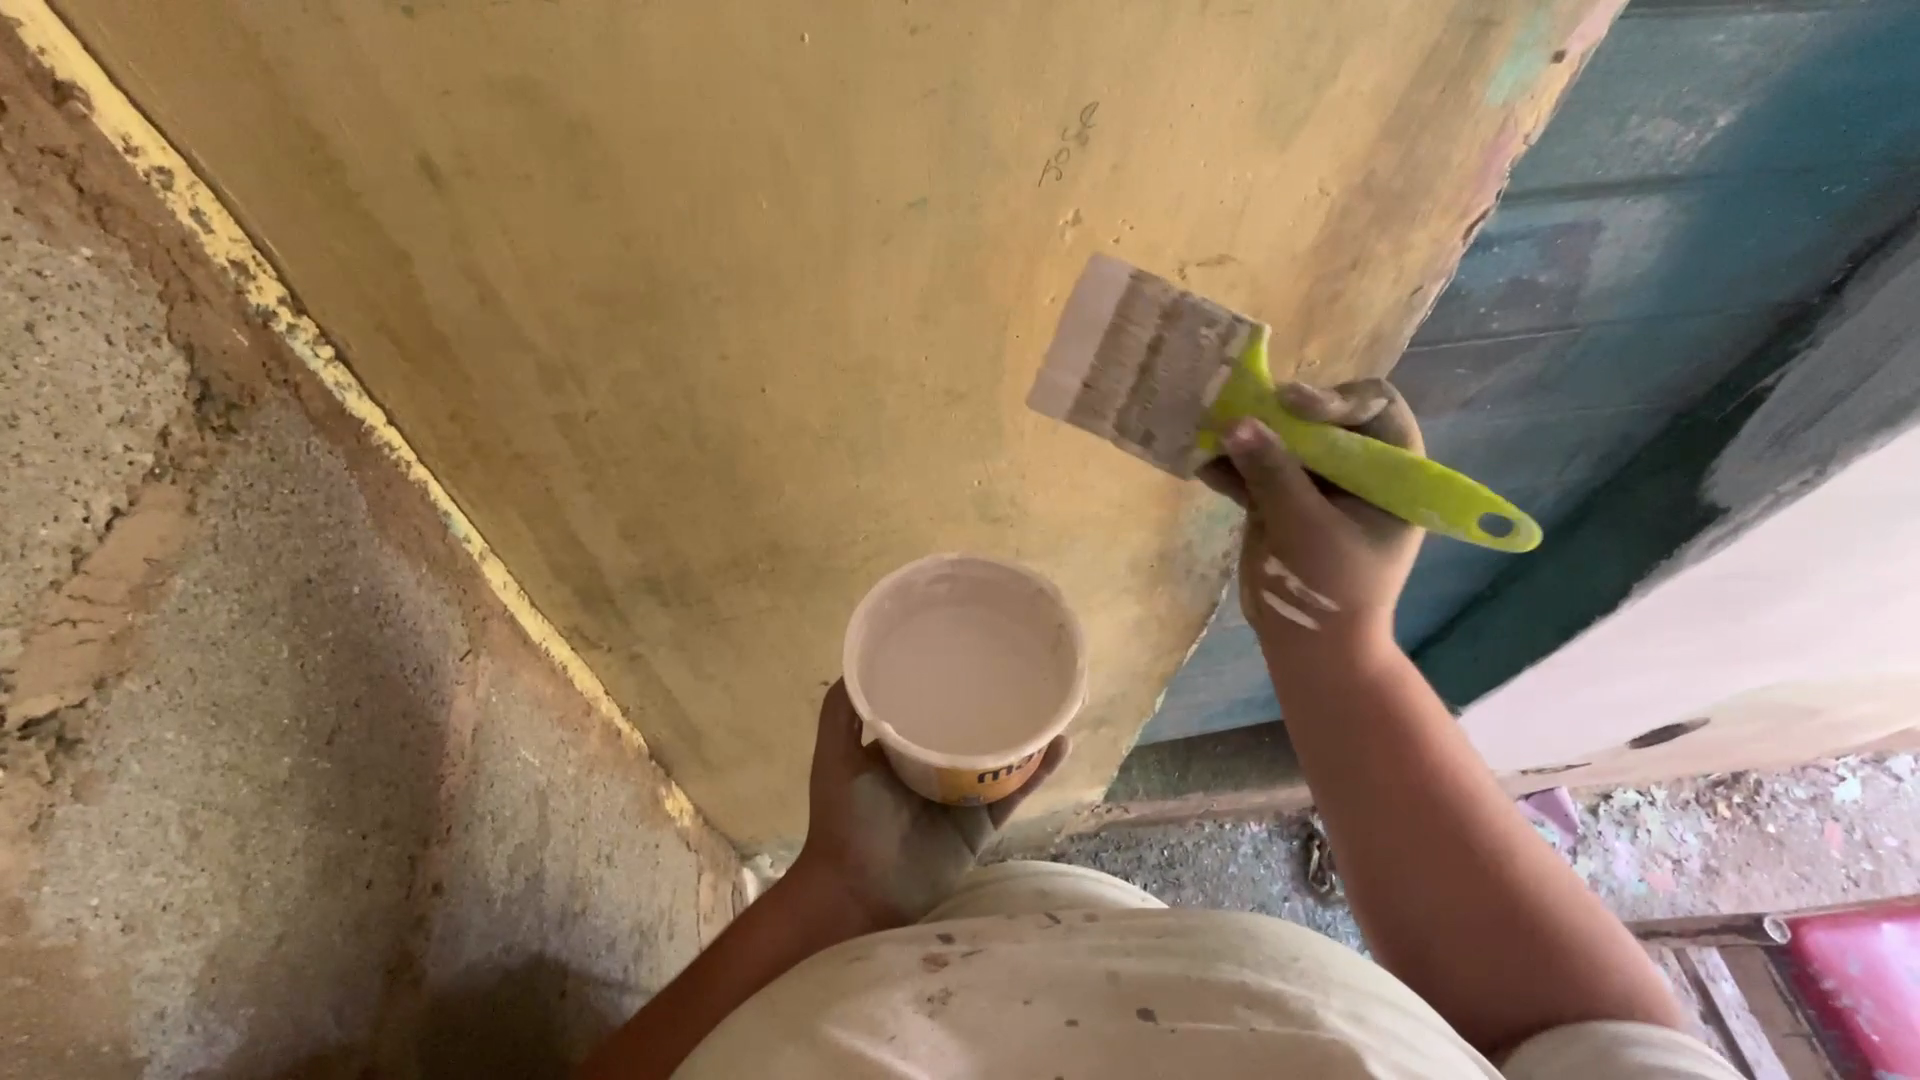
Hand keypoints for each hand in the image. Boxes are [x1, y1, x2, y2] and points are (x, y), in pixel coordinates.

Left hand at [792, 680, 1068, 927]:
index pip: (932, 704)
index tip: (974, 644)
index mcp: (902, 747)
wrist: (860, 892)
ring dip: (1028, 732)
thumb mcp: (833, 756)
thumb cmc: (844, 819)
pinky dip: (1039, 770)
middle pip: (974, 727)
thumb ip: (840, 713)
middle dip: (999, 702)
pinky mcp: (983, 824)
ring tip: (1055, 700)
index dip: (952, 679)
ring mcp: (962, 795)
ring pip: (1002, 756)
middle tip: (1029, 668)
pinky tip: (1059, 743)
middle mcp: (936, 766)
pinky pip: (1016, 792)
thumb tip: (860, 659)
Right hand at [1197, 379, 1423, 660]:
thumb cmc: (1331, 590)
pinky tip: (1201, 464)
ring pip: (1281, 441)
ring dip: (1245, 437)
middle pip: (1320, 418)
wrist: (1311, 647)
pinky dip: (1229, 467)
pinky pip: (1254, 472)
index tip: (1290, 404)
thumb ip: (1274, 473)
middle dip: (1278, 414)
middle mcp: (1356, 468)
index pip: (1374, 408)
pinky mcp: (1279, 501)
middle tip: (1240, 411)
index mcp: (1391, 471)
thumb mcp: (1305, 528)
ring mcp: (1314, 484)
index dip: (1334, 398)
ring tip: (1209, 433)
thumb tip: (1237, 423)